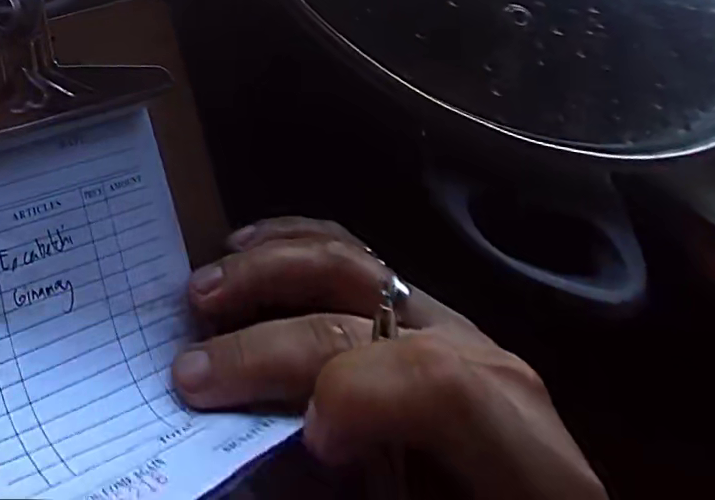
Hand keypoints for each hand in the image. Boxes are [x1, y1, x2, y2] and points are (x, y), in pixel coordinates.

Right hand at [170, 218, 604, 499]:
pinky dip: (281, 241)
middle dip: (266, 340)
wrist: (522, 493)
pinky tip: (240, 245)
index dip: (358, 395)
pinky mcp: (407, 299)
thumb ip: (347, 497)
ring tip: (202, 291)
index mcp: (514, 439)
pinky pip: (340, 247)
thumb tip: (256, 463)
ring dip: (260, 269)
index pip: (436, 382)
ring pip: (343, 255)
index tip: (310, 439)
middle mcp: (475, 354)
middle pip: (361, 311)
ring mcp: (437, 314)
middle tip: (192, 370)